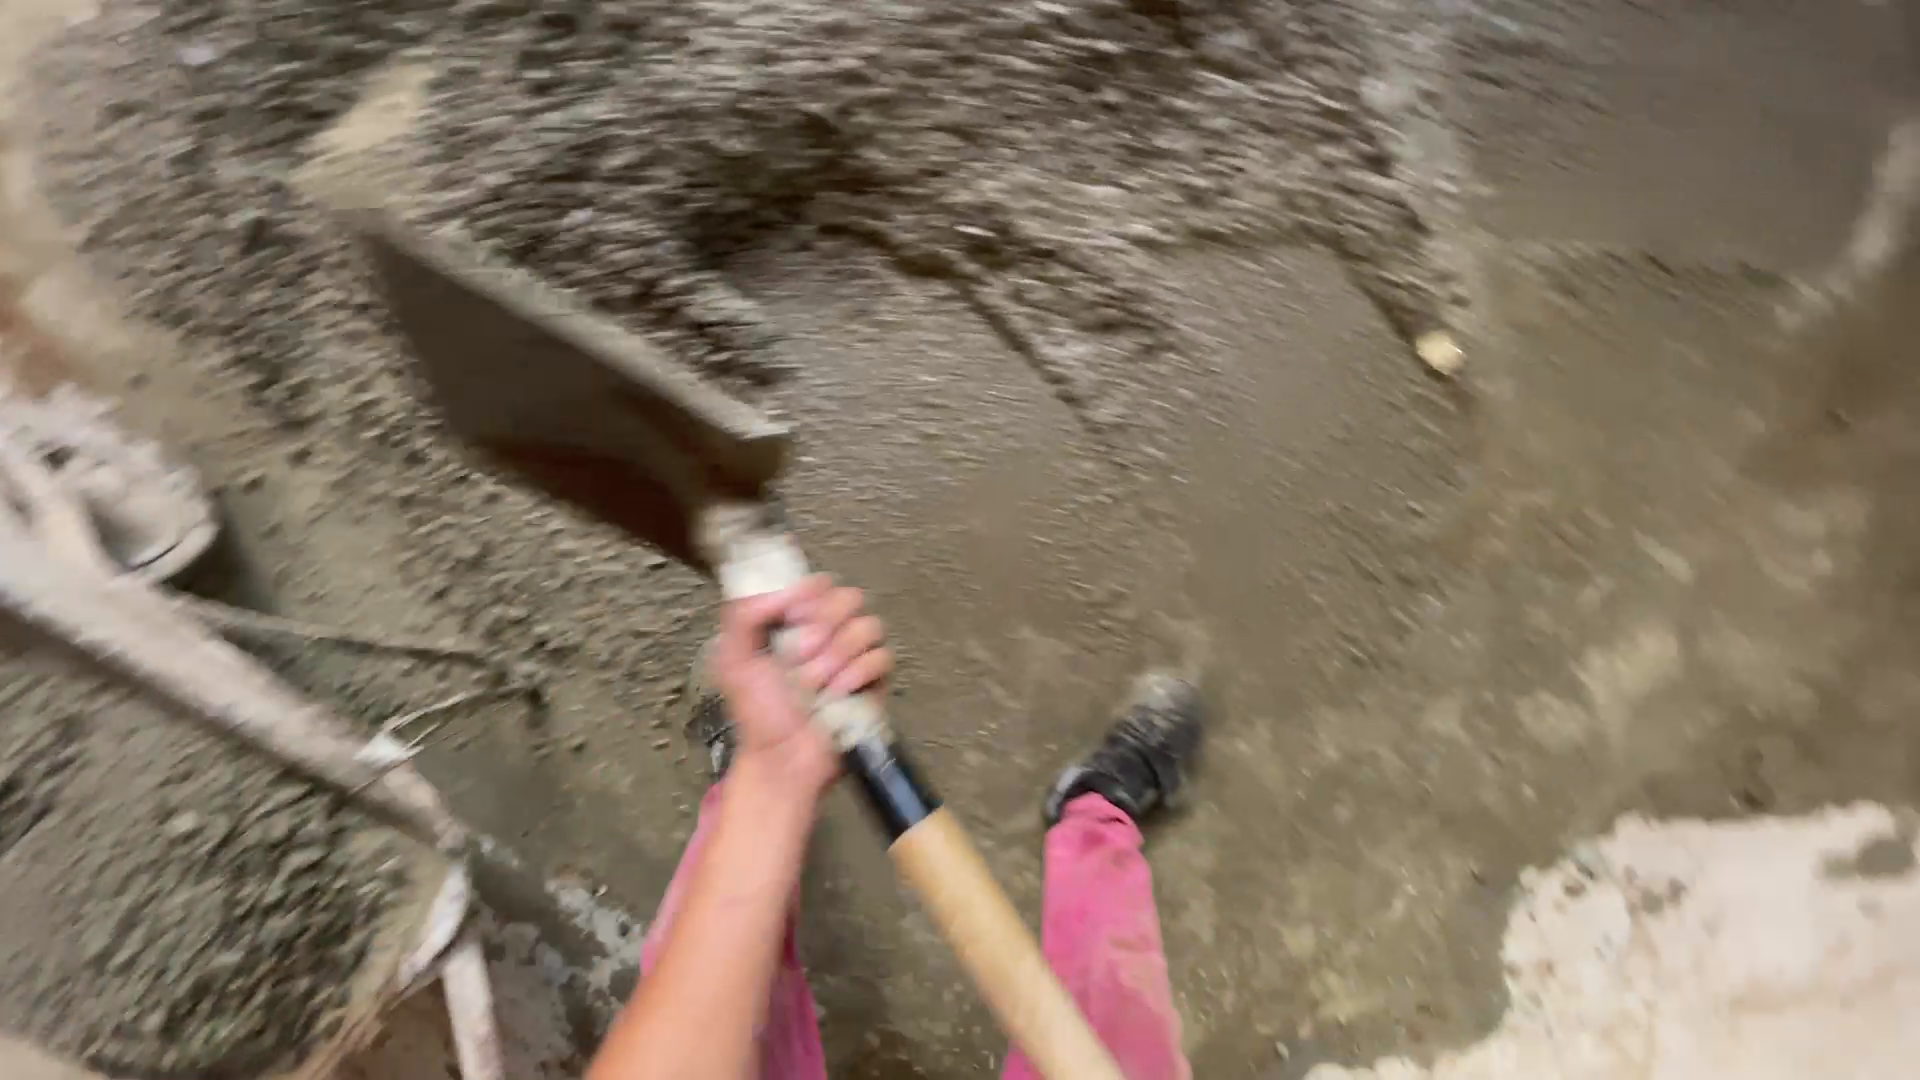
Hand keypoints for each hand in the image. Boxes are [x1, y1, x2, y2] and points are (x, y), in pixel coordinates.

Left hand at [713, 575, 891, 800]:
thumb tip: (782, 592)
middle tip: (800, 652)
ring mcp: (856, 655)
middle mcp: (830, 632)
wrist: (781, 758)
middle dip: (825, 622)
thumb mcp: (732, 659)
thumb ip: (744, 614)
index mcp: (798, 621)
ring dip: (838, 653)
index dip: (809, 593)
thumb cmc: (758, 712)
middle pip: (849, 597)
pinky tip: (836, 693)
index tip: (790, 616)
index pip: (819, 583)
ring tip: (814, 682)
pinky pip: (881, 657)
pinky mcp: (876, 680)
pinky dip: (857, 673)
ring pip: (868, 625)